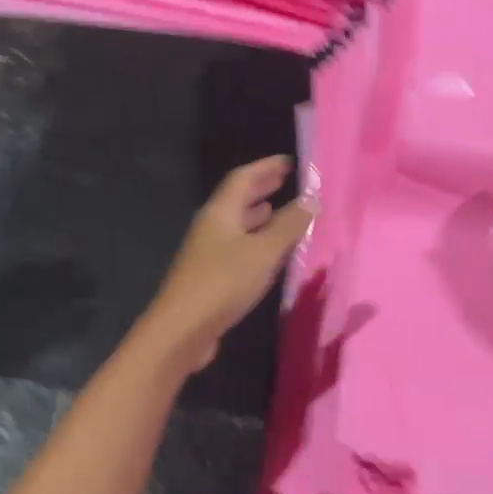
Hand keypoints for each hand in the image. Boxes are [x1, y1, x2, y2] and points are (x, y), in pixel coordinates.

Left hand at [142, 156, 312, 371]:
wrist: (181, 332)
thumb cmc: (223, 282)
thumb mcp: (263, 252)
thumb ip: (289, 224)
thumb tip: (311, 197)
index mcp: (220, 212)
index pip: (242, 178)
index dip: (265, 167)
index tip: (288, 162)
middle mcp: (211, 226)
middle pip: (236, 199)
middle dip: (260, 187)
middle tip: (284, 180)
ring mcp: (207, 252)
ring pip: (235, 224)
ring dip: (256, 214)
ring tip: (277, 210)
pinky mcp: (209, 277)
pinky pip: (236, 247)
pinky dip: (254, 240)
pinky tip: (266, 252)